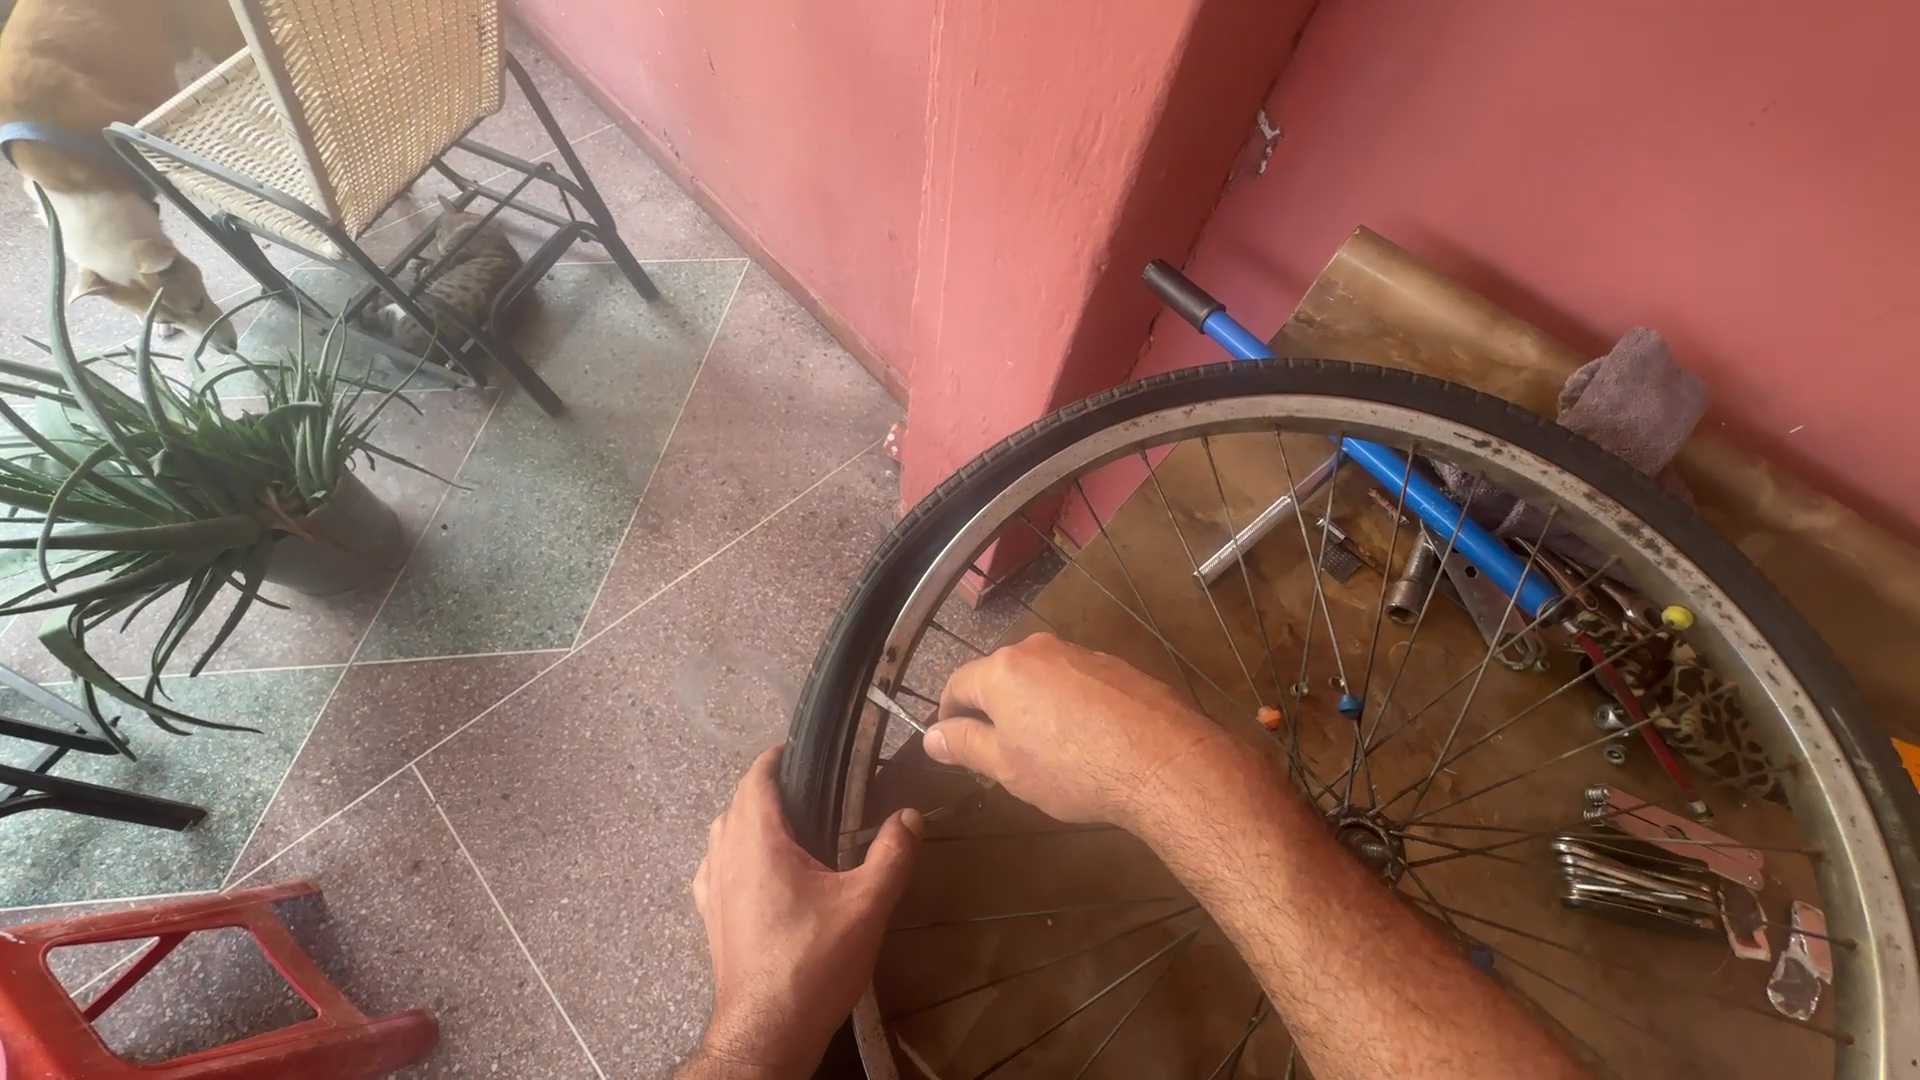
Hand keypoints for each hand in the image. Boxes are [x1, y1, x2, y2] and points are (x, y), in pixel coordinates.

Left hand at [687, 745, 921, 1077]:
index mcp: (758, 841)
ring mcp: (711, 889)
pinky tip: (754, 870)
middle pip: (738, 801)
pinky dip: (731, 853)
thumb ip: (891, 854)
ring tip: (786, 826)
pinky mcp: (709, 919)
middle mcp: (726, 856)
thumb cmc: (812, 962)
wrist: (766, 1034)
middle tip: (810, 789)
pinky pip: (713, 867)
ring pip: (721, 833)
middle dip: (768, 787)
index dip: (776, 757)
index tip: (803, 750)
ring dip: (747, 819)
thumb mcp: (866, 905)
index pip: (757, 778)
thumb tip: (910, 815)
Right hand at [927, 633, 1242, 830]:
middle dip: (994, 712)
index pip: (957, 684)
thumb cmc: (1070, 768)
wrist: (1161, 760)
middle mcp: (1039, 650)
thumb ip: (964, 745)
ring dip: (1035, 707)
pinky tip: (1090, 741)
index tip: (953, 743)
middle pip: (1001, 677)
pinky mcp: (1117, 666)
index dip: (948, 715)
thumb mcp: (1006, 767)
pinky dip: (1072, 706)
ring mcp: (1082, 654)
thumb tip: (931, 736)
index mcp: (1003, 670)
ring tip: (1050, 751)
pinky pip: (1079, 683)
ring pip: (1042, 678)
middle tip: (1002, 755)